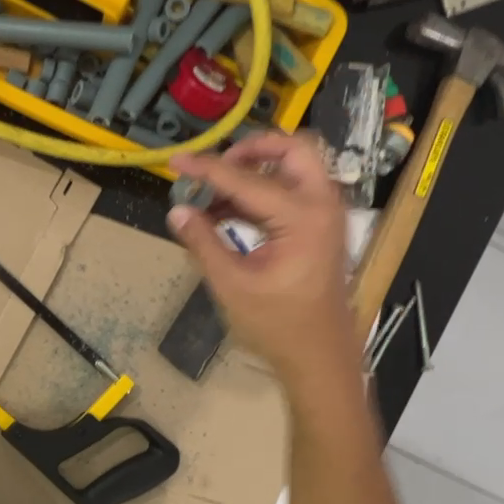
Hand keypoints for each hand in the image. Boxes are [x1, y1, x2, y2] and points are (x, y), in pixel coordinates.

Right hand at [167, 133, 359, 379]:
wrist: (319, 354)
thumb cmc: (277, 325)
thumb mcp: (232, 285)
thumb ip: (204, 243)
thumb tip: (177, 212)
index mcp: (302, 217)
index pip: (248, 180)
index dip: (207, 169)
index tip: (177, 161)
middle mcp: (322, 204)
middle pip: (293, 150)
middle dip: (252, 150)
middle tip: (216, 166)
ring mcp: (327, 214)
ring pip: (297, 166)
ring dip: (258, 169)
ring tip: (216, 193)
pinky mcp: (322, 226)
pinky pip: (296, 189)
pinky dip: (265, 189)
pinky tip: (230, 211)